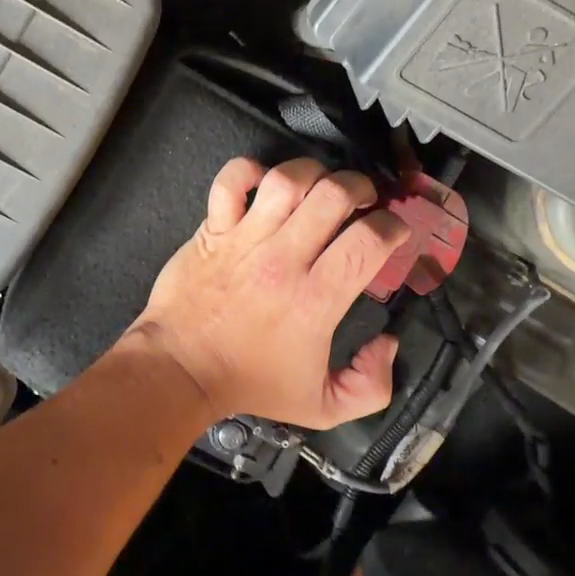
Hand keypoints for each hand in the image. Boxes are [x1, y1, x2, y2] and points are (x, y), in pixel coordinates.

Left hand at [123, 157, 412, 429]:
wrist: (181, 368)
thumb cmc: (250, 382)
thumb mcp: (324, 405)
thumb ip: (372, 384)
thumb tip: (389, 342)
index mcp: (316, 299)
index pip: (367, 242)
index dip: (391, 227)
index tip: (393, 230)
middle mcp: (283, 259)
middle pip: (333, 196)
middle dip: (360, 188)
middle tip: (363, 199)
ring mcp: (245, 238)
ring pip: (287, 180)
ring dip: (312, 173)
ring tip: (321, 184)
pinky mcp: (214, 228)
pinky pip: (231, 181)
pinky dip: (249, 170)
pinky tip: (265, 182)